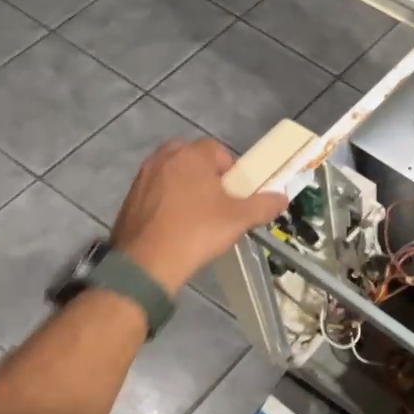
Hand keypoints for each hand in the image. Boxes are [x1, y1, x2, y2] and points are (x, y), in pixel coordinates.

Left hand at [112, 138, 287, 293]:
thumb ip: (264, 205)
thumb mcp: (239, 219)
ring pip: (174, 175)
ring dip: (186, 189)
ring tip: (196, 219)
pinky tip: (174, 227)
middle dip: (207, 177)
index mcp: (192, 154)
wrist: (147, 262)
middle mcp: (164, 157)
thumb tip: (282, 197)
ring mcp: (143, 176)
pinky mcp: (130, 196)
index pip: (219, 151)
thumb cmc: (197, 231)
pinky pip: (157, 192)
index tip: (236, 195)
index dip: (232, 172)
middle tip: (218, 206)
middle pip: (194, 160)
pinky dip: (167, 203)